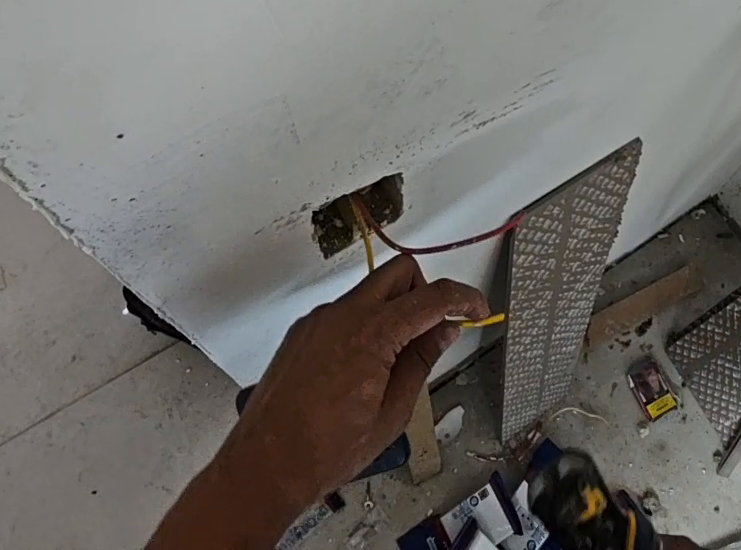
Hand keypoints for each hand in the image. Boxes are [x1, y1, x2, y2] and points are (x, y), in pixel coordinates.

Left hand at [149, 255, 487, 548]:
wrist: (263, 468)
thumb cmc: (325, 450)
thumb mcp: (392, 413)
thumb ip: (421, 361)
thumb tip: (445, 329)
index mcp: (372, 334)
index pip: (431, 298)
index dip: (463, 299)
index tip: (477, 309)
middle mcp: (344, 314)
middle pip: (401, 272)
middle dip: (425, 292)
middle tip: (432, 330)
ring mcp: (320, 318)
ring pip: (372, 290)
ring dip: (394, 309)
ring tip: (392, 360)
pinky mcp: (304, 329)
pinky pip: (346, 310)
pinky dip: (365, 323)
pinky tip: (361, 367)